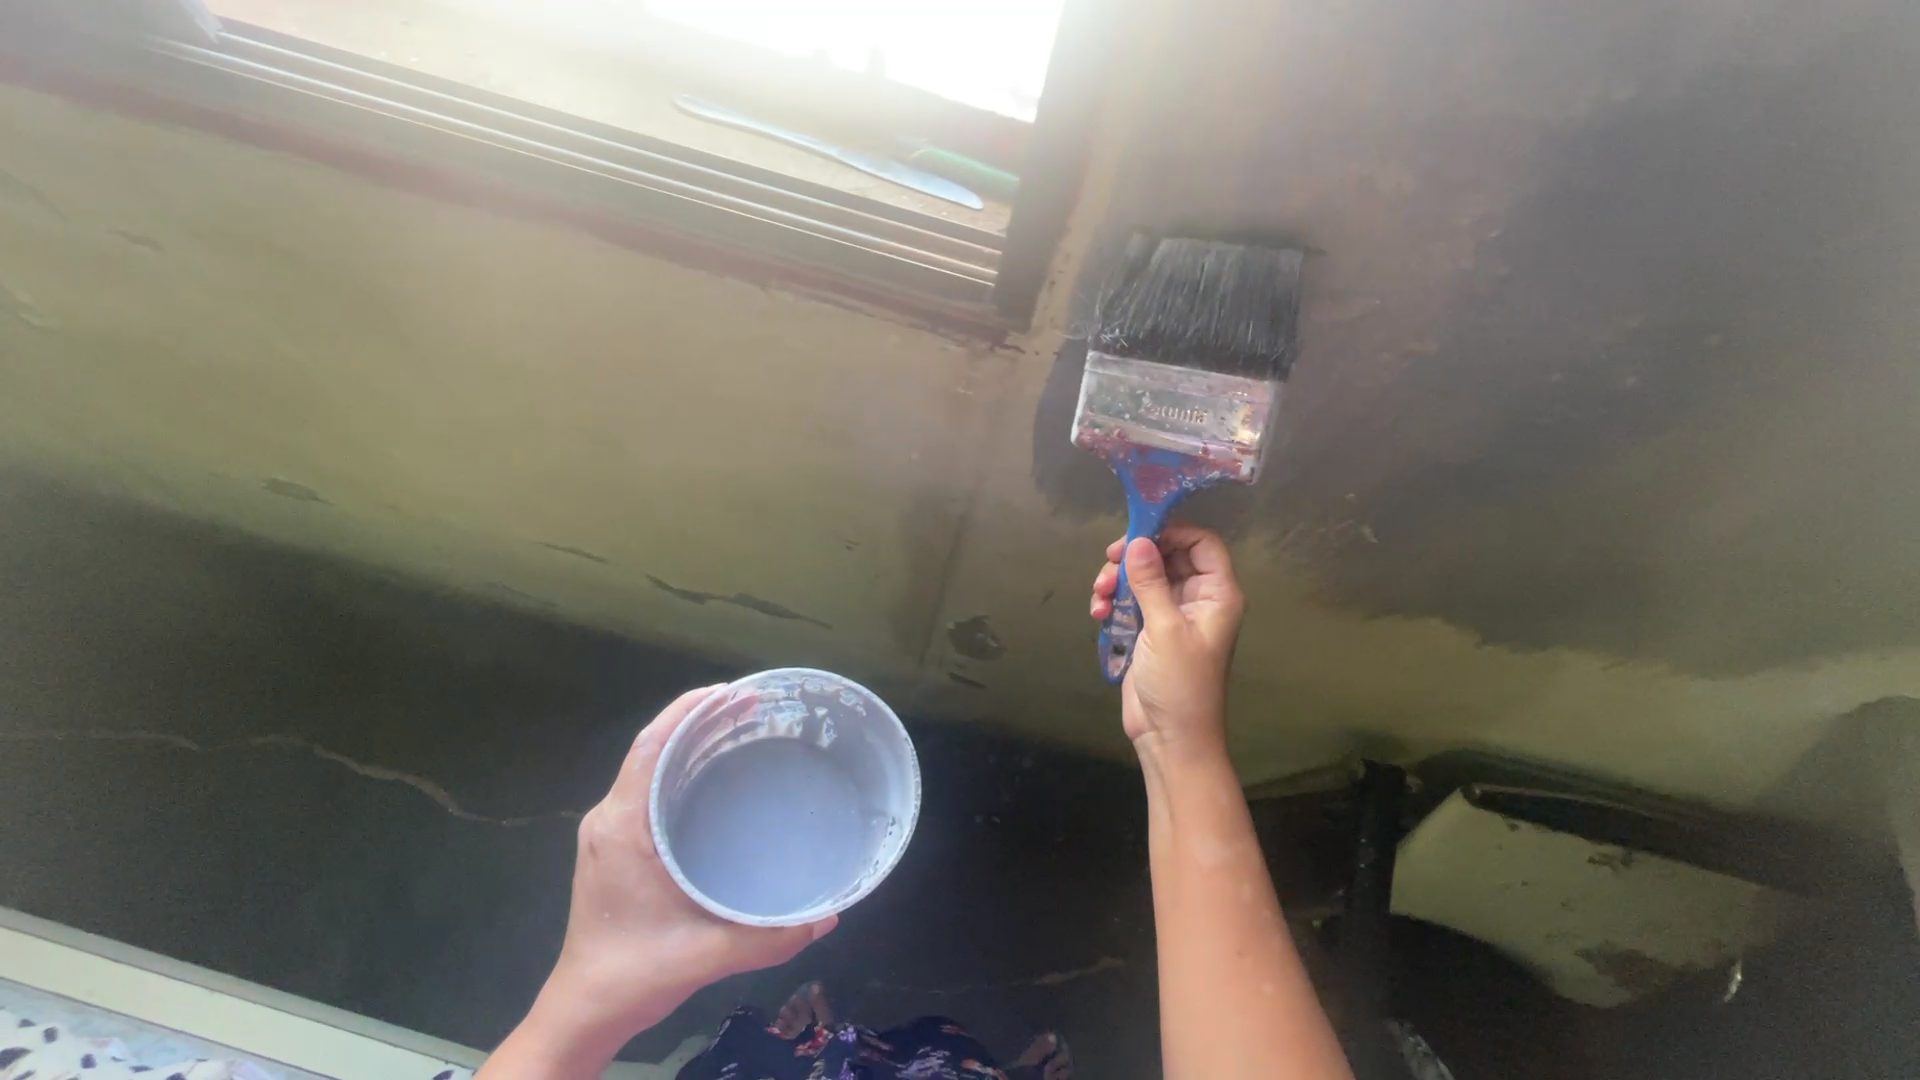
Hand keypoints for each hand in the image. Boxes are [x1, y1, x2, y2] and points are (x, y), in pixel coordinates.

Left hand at [489, 686, 834, 1074]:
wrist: (585, 1010)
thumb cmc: (636, 973)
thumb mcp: (706, 955)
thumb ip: (769, 938)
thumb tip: (829, 917)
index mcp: (624, 828)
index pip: (650, 748)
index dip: (687, 711)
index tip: (732, 692)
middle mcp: (612, 818)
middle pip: (653, 748)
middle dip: (701, 719)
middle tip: (756, 707)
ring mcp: (612, 830)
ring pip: (651, 766)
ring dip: (692, 742)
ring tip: (744, 729)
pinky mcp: (617, 844)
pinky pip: (650, 788)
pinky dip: (683, 768)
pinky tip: (719, 777)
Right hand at [1089, 525, 1244, 757]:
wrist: (1170, 737)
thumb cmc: (1180, 683)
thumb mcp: (1164, 629)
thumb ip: (1150, 582)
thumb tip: (1138, 541)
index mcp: (1216, 594)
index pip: (1202, 544)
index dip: (1172, 534)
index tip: (1137, 536)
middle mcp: (1197, 599)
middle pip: (1167, 557)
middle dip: (1135, 558)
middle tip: (1108, 562)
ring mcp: (1172, 615)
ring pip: (1144, 578)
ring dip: (1118, 581)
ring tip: (1099, 595)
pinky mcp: (1149, 630)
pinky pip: (1131, 601)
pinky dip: (1114, 601)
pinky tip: (1099, 613)